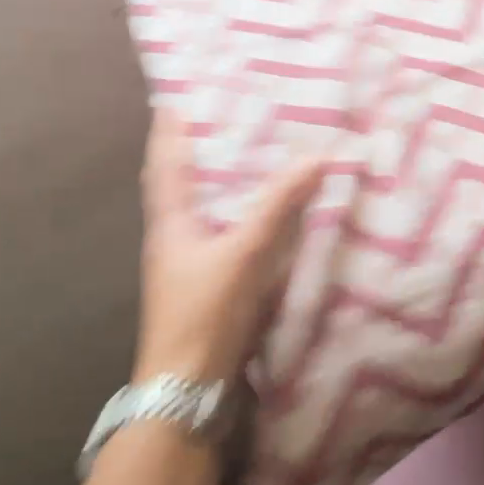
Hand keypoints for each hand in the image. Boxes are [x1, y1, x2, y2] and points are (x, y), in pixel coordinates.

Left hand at [134, 111, 323, 383]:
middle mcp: (176, 238)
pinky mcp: (213, 285)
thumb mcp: (245, 253)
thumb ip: (279, 205)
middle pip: (183, 183)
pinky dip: (245, 213)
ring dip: (225, 182)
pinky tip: (270, 213)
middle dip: (200, 150)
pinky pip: (229, 233)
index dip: (169, 131)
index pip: (166, 165)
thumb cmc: (206, 313)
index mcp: (171, 223)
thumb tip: (318, 156)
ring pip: (208, 209)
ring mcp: (193, 264)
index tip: (174, 96)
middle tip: (227, 117)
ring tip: (254, 155)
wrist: (188, 388)